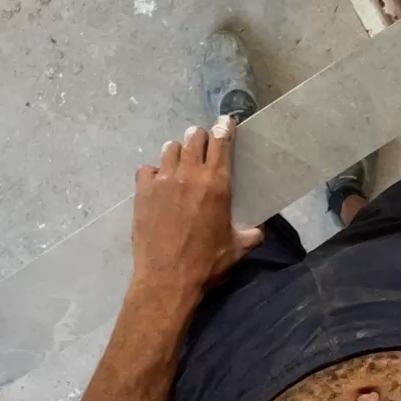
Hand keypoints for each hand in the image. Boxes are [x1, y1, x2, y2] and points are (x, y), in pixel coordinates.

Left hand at [130, 115, 262, 301]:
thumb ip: (252, 233)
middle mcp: (190, 175)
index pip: (221, 142)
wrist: (168, 278)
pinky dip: (154, 173)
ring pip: (170, 149)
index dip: (225, 128)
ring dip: (178, 152)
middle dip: (201, 138)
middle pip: (194, 137)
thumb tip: (258, 230)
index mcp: (217, 184)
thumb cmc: (207, 264)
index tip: (226, 122)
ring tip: (180, 163)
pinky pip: (147, 169)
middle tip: (203, 146)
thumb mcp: (238, 248)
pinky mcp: (143, 191)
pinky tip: (158, 185)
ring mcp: (163, 180)